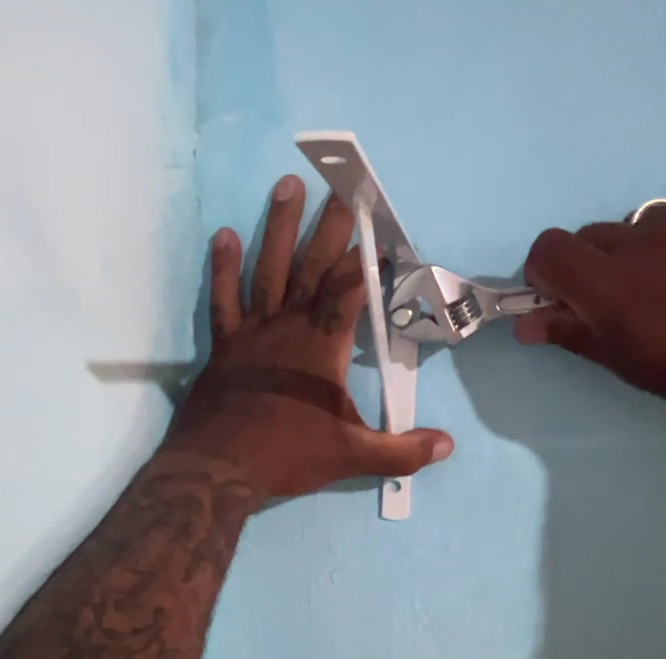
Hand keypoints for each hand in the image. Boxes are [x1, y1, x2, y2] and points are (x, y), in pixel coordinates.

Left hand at [164, 175, 453, 497]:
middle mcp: (288, 329)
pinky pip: (223, 301)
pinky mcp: (223, 346)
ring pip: (268, 271)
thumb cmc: (286, 455)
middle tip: (342, 186)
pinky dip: (223, 269)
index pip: (349, 290)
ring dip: (279, 229)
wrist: (218, 467)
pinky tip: (224, 235)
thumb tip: (446, 446)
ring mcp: (252, 334)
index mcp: (322, 349)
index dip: (366, 258)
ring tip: (288, 184)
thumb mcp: (351, 456)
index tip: (382, 228)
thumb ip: (400, 451)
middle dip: (331, 227)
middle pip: (313, 268)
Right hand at [517, 179, 665, 423]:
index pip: (548, 250)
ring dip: (651, 249)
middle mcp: (644, 238)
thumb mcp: (638, 369)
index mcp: (611, 286)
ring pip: (647, 222)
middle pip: (594, 237)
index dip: (548, 275)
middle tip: (637, 304)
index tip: (567, 301)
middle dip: (599, 268)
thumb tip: (527, 322)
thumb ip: (577, 336)